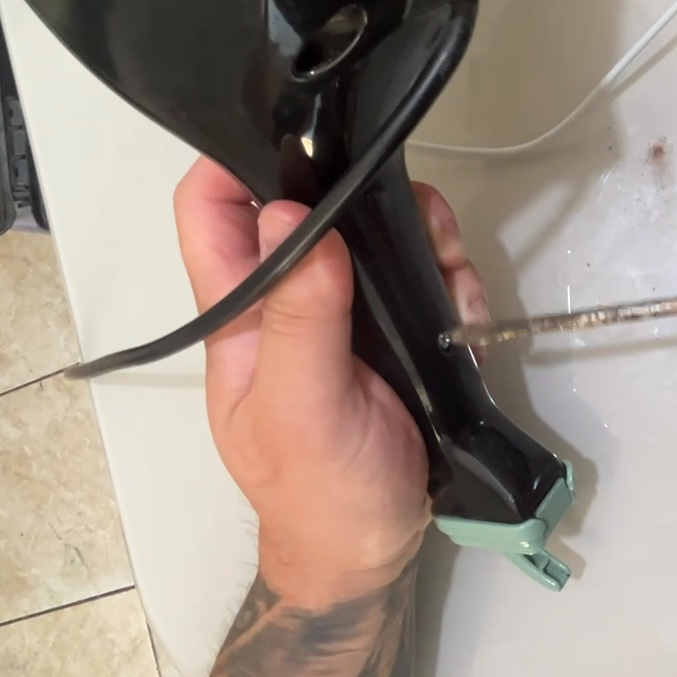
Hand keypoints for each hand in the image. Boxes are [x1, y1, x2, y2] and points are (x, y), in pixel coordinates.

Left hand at [174, 158, 486, 602]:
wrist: (377, 542)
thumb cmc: (320, 491)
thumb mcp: (301, 411)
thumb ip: (296, 320)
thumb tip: (290, 216)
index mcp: (242, 312)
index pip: (213, 210)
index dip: (235, 160)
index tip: (300, 134)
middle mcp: (292, 298)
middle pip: (313, 205)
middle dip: (363, 194)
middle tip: (416, 213)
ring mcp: (348, 311)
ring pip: (379, 234)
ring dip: (422, 238)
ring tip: (453, 275)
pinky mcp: (396, 328)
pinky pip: (422, 275)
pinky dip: (449, 276)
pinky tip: (462, 310)